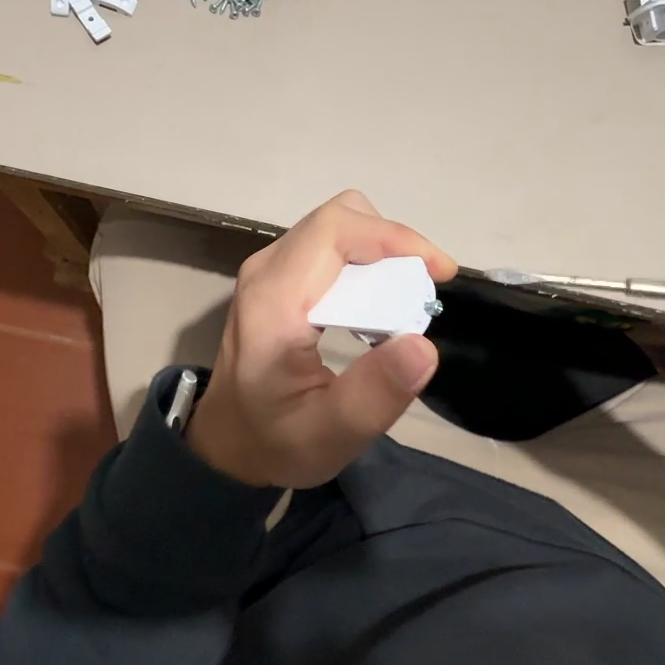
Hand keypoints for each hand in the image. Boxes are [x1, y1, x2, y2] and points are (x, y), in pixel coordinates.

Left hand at [186, 190, 456, 489]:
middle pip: (337, 219)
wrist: (226, 445)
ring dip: (379, 252)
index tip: (438, 271)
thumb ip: (375, 394)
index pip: (334, 230)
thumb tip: (424, 345)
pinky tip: (377, 305)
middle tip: (423, 290)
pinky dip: (363, 262)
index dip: (392, 236)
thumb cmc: (275, 442)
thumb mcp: (331, 435)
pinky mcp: (276, 278)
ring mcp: (267, 271)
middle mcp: (266, 271)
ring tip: (404, 301)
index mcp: (274, 300)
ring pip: (334, 228)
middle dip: (391, 243)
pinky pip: (327, 247)